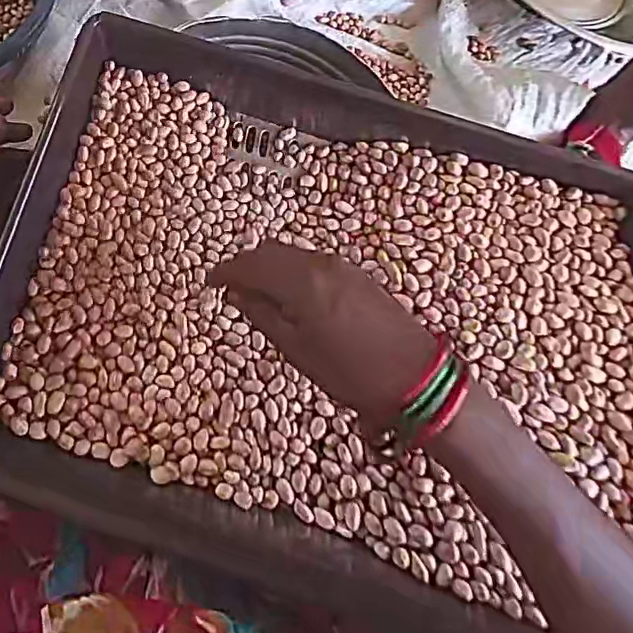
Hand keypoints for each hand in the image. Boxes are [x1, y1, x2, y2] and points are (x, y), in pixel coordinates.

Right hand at [207, 243, 439, 422]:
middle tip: (230, 288)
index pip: (249, 265)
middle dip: (245, 266)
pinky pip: (310, 262)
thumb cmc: (351, 373)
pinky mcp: (357, 275)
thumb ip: (262, 315)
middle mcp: (319, 264)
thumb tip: (236, 294)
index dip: (225, 272)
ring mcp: (341, 266)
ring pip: (290, 254)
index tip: (210, 284)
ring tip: (258, 294)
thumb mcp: (296, 349)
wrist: (421, 381)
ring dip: (268, 267)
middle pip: (268, 252)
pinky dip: (290, 271)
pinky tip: (290, 295)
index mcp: (299, 281)